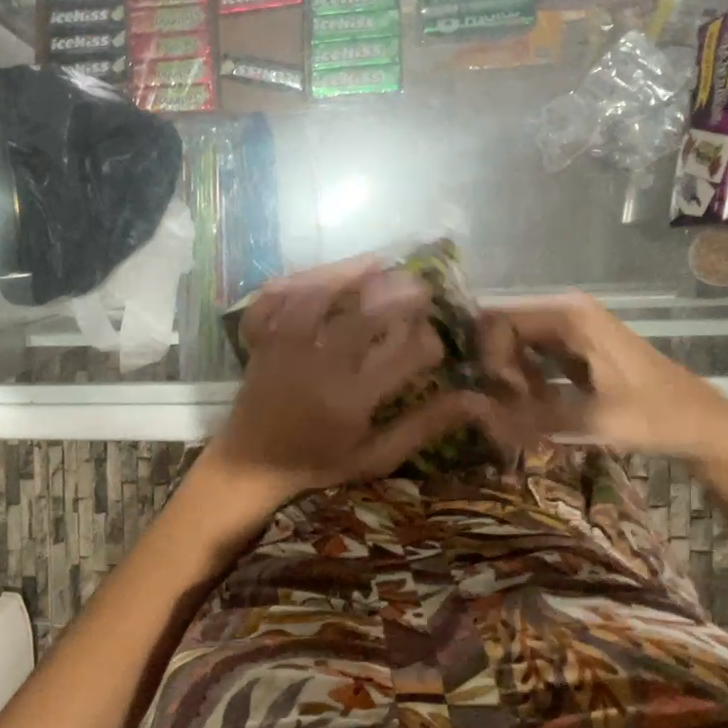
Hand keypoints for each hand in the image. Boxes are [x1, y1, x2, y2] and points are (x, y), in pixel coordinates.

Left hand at [208, 258, 478, 504]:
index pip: (401, 358)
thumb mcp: (375, 456)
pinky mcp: (259, 341)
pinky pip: (270, 301)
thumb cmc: (318, 462)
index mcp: (349, 400)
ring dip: (346, 276)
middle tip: (419, 284)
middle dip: (394, 297)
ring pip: (314, 299)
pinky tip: (319, 274)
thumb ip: (422, 426)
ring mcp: (282, 349)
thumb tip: (476, 401)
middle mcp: (315, 368)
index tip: (436, 338)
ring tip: (377, 263)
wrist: (252, 464)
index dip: (426, 343)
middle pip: (359, 320)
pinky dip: (293, 282)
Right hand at [471, 294, 727, 469]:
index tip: (507, 395)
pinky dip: (522, 383)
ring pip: (509, 344)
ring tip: (525, 411)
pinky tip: (538, 408)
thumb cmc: (657, 418)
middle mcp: (563, 311)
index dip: (491, 358)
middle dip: (496, 369)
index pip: (497, 320)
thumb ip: (529, 416)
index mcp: (568, 315)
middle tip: (511, 406)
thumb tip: (474, 411)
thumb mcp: (594, 420)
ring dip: (507, 379)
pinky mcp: (570, 347)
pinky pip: (526, 356)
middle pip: (499, 330)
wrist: (706, 427)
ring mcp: (567, 328)